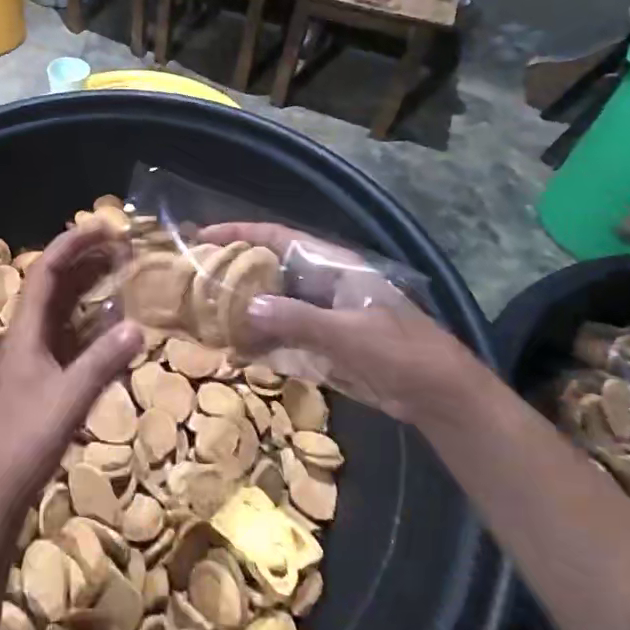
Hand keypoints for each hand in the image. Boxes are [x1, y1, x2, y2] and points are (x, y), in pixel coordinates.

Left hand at [0, 224, 142, 513]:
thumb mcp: (70, 400)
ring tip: (120, 272)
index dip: (72, 244)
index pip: (46, 272)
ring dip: (86, 286)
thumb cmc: (27, 440)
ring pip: (59, 308)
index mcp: (24, 331)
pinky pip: (66, 333)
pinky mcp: (40, 375)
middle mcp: (25, 335)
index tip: (104, 228)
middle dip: (84, 259)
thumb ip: (102, 362)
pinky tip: (110, 322)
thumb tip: (137, 326)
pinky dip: (88, 319)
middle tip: (122, 247)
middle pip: (52, 284)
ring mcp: (31, 355)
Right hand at [199, 222, 482, 422]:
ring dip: (239, 311)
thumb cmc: (401, 352)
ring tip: (201, 316)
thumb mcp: (350, 333)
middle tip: (192, 280)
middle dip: (231, 272)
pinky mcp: (319, 344)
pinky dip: (256, 341)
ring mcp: (318, 315)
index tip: (203, 237)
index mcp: (331, 267)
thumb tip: (247, 308)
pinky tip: (232, 350)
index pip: (278, 237)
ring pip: (269, 304)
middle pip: (267, 269)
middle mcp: (319, 285)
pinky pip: (278, 336)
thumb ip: (299, 319)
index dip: (240, 232)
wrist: (437, 396)